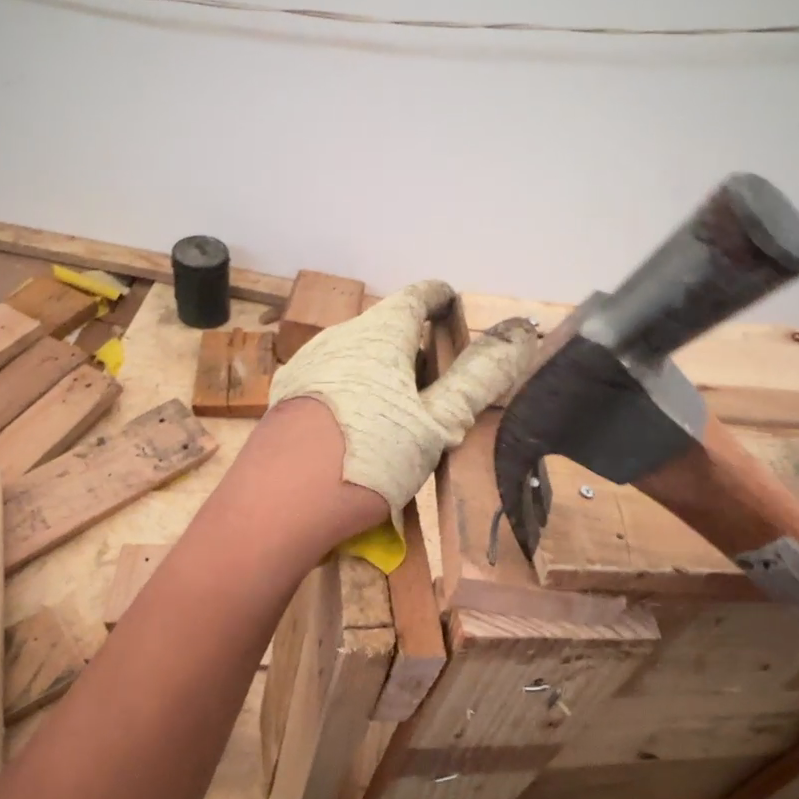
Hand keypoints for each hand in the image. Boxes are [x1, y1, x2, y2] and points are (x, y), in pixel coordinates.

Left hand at [268, 281, 537, 524]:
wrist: (280, 502)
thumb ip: (476, 380)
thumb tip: (518, 337)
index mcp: (380, 332)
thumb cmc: (372, 454)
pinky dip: (356, 393)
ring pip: (357, 356)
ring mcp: (308, 365)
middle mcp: (339, 337)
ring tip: (403, 411)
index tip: (453, 306)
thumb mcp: (437, 422)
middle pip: (385, 328)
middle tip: (439, 380)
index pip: (417, 296)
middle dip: (415, 346)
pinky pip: (334, 382)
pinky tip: (361, 430)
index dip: (440, 298)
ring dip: (384, 371)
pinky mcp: (288, 397)